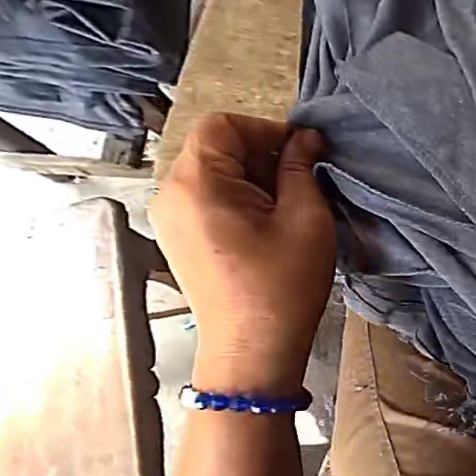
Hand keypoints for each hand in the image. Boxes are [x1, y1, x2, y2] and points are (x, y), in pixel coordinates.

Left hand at [152, 113, 335, 393]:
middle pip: (214, 147)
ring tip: (287, 205)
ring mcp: (169, 218)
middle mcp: (170, 194)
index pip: (223, 125)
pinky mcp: (178, 238)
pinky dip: (237, 197)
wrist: (253, 349)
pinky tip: (266, 223)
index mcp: (196, 182)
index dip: (267, 129)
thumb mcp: (306, 219)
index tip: (304, 151)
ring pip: (211, 172)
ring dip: (252, 177)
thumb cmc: (282, 286)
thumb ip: (301, 168)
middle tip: (302, 180)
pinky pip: (205, 198)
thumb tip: (305, 139)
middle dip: (261, 154)